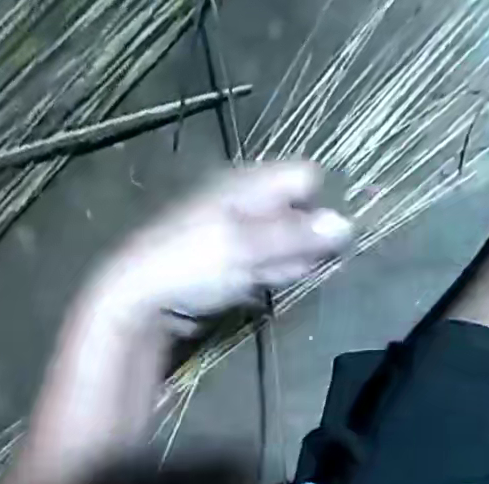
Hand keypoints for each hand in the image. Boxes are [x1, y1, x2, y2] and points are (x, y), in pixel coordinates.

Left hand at [85, 162, 353, 335]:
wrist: (141, 299)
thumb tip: (347, 225)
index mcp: (247, 186)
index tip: (326, 239)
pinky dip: (274, 276)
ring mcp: (240, 236)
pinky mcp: (234, 267)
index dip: (320, 205)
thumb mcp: (247, 247)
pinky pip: (267, 265)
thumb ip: (296, 237)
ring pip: (284, 243)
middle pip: (296, 212)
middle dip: (309, 237)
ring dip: (294, 261)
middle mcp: (246, 204)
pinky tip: (269, 287)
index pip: (303, 179)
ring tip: (287, 277)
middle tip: (308, 264)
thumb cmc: (191, 262)